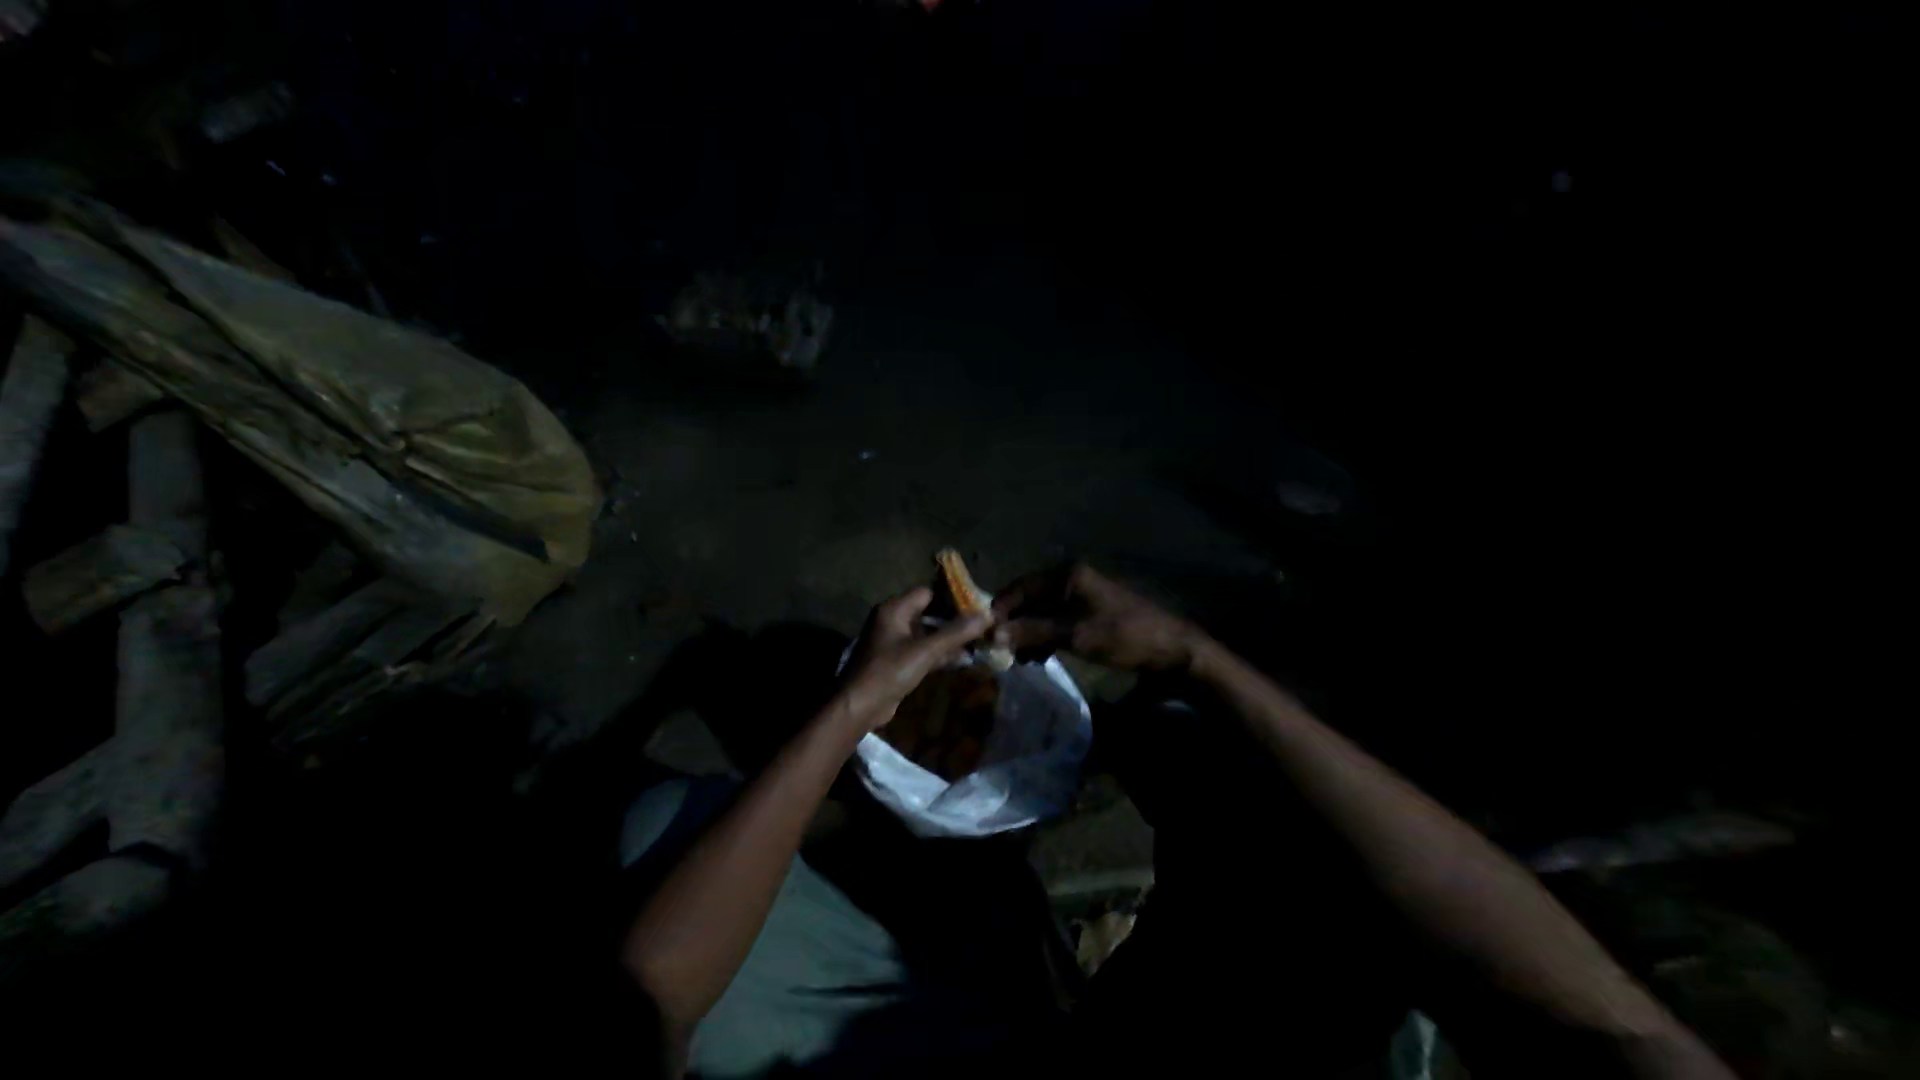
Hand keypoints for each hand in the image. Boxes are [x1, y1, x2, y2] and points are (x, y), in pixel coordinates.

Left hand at [834, 588, 992, 731]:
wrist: (859, 706)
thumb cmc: (889, 672)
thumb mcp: (925, 651)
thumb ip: (955, 633)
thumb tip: (987, 615)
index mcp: (894, 609)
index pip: (928, 593)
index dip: (953, 597)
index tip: (978, 604)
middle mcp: (893, 620)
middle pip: (929, 613)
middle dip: (955, 620)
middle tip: (983, 624)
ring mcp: (895, 642)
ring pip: (928, 634)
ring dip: (950, 639)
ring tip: (980, 641)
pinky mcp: (898, 661)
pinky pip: (923, 650)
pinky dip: (941, 653)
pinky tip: (964, 659)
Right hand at [992, 563, 1207, 671]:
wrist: (1171, 648)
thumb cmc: (1122, 635)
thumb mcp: (1073, 635)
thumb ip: (1032, 631)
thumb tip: (993, 635)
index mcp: (1067, 575)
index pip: (1021, 587)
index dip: (1000, 609)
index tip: (983, 633)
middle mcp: (1071, 579)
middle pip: (1030, 600)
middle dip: (1013, 624)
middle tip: (998, 650)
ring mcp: (1081, 596)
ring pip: (1042, 613)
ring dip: (1027, 633)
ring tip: (1017, 659)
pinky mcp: (1089, 614)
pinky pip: (1056, 622)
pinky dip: (1044, 637)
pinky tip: (1037, 657)